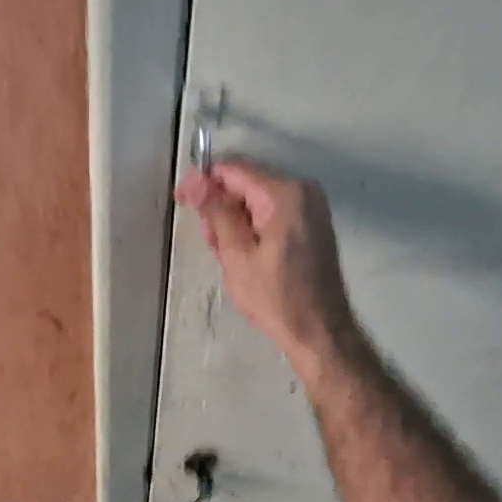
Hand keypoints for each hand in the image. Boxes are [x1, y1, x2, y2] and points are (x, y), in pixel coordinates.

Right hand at [176, 158, 357, 365]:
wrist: (319, 331)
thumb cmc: (276, 298)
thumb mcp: (237, 255)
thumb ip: (217, 212)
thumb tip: (195, 179)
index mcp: (285, 194)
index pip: (233, 170)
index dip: (202, 182)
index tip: (182, 202)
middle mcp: (303, 190)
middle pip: (246, 183)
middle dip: (221, 208)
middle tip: (213, 246)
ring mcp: (312, 206)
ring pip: (257, 199)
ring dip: (235, 221)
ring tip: (230, 258)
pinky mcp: (313, 223)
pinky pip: (273, 212)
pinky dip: (254, 227)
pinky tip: (247, 257)